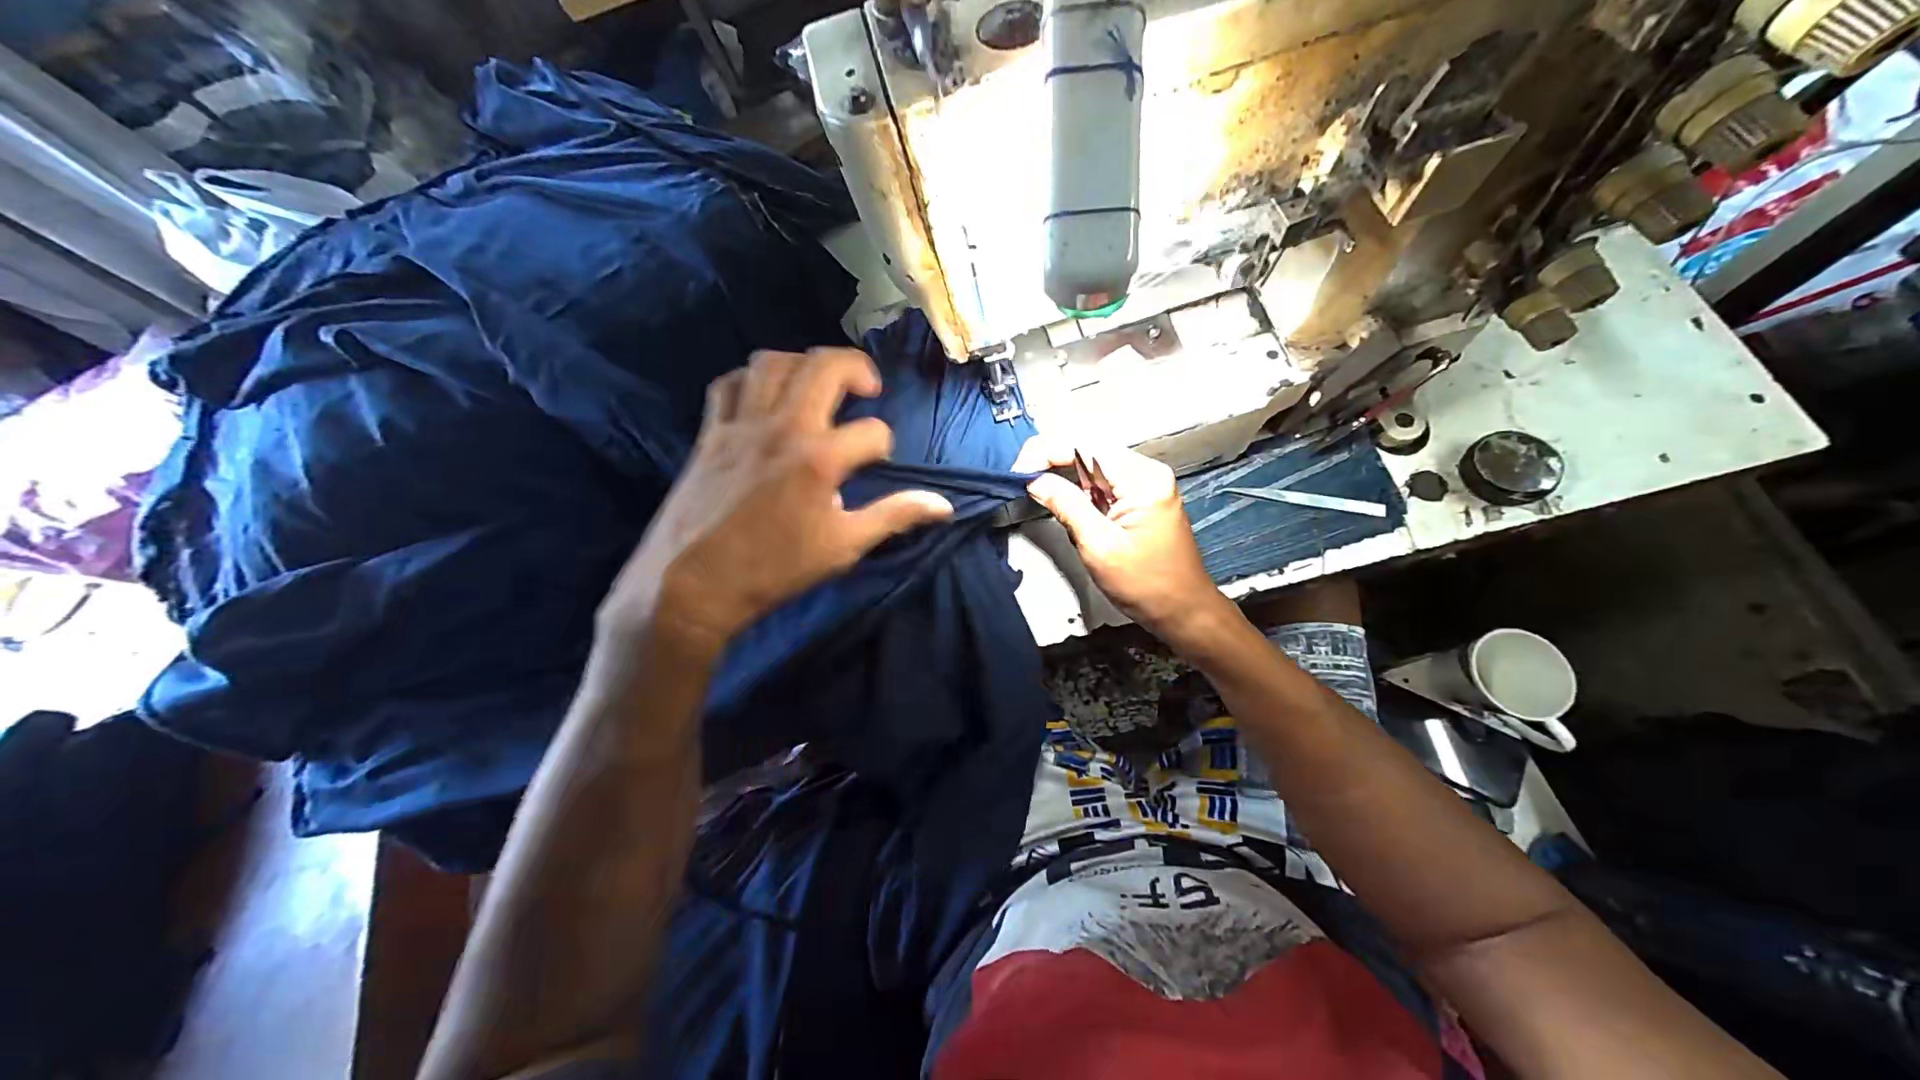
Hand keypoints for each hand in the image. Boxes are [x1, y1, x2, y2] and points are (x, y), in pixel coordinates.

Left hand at [599, 348, 953, 660]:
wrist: (692, 584)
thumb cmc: (773, 570)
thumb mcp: (842, 548)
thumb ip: (893, 517)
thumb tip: (943, 505)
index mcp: (820, 458)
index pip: (872, 431)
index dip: (884, 445)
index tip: (877, 463)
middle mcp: (783, 426)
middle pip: (825, 365)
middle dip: (857, 367)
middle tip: (867, 387)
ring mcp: (742, 424)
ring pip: (773, 361)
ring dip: (803, 363)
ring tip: (816, 384)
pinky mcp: (711, 432)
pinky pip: (729, 383)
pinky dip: (750, 380)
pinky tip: (763, 397)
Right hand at [1014, 435, 1234, 644]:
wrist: (1183, 610)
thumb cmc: (1147, 585)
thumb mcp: (1098, 546)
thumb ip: (1066, 506)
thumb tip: (1035, 480)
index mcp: (1143, 479)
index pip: (1086, 444)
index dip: (1047, 451)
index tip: (1020, 471)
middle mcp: (1147, 473)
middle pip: (1089, 448)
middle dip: (1053, 463)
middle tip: (1025, 482)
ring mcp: (1146, 484)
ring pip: (1093, 465)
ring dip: (1066, 479)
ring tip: (1047, 500)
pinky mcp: (1140, 498)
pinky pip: (1103, 482)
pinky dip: (1081, 492)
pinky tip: (1072, 511)